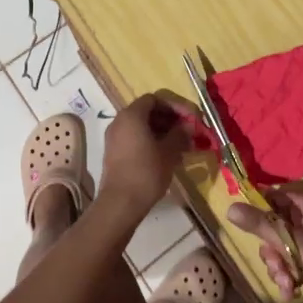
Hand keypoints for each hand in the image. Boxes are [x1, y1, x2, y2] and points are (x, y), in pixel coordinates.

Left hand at [99, 93, 198, 222]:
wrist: (120, 203)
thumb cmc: (147, 172)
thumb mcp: (169, 151)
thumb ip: (180, 134)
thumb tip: (188, 125)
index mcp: (131, 115)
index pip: (154, 99)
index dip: (174, 106)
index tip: (189, 119)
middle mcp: (119, 121)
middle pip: (147, 112)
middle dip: (169, 120)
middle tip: (186, 132)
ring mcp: (114, 137)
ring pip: (141, 126)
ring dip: (161, 132)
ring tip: (179, 146)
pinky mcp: (113, 153)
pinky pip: (134, 138)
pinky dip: (150, 141)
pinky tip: (165, 156)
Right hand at [229, 190, 302, 302]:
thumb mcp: (288, 243)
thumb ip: (259, 224)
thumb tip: (230, 207)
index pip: (274, 194)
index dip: (259, 208)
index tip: (246, 224)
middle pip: (275, 223)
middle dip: (270, 249)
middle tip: (274, 265)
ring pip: (281, 244)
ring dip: (278, 265)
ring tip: (286, 284)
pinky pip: (291, 258)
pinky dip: (288, 273)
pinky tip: (291, 290)